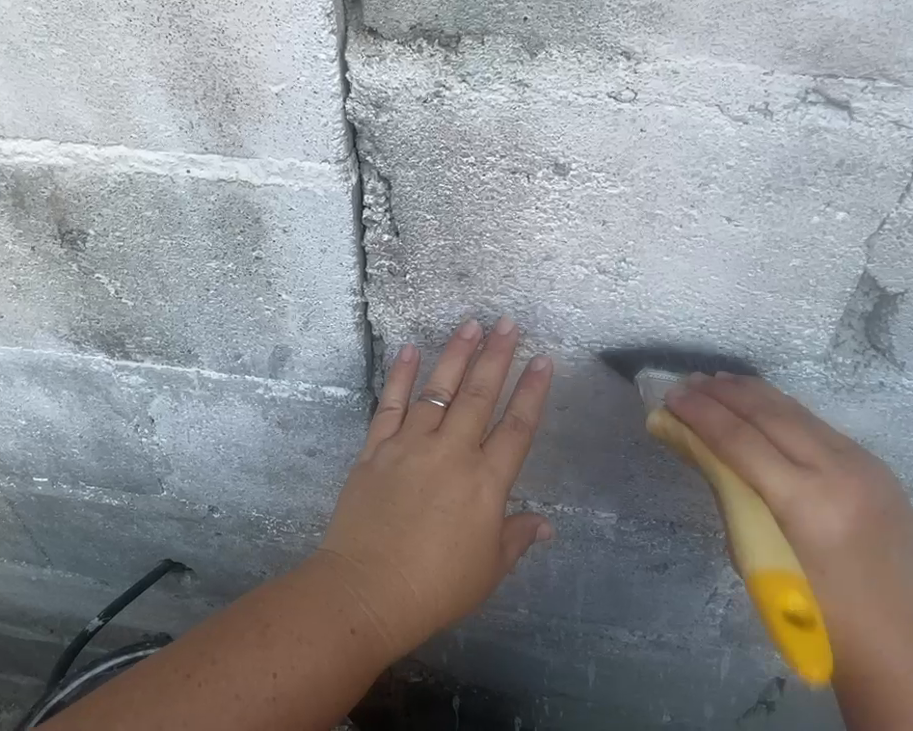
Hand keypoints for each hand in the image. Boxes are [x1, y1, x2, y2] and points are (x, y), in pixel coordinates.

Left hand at [313, 318, 555, 657]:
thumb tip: (546, 524)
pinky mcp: (376, 449)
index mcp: (486, 482)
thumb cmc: (435, 588)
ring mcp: (410, 445)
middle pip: (479, 395)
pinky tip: (410, 350)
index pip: (517, 427)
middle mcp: (451, 453)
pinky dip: (400, 375)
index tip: (543, 359)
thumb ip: (516, 538)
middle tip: (508, 323)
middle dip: (497, 356)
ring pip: (438, 390)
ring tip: (471, 324)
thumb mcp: (489, 570)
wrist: (366, 590)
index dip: (532, 392)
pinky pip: (390, 404)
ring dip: (455, 354)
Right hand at [663, 373, 912, 655]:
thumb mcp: (755, 555)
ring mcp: (865, 465)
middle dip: (723, 395)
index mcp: (808, 503)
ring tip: (717, 382)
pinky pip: (819, 427)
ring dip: (753, 394)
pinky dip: (781, 411)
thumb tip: (692, 443)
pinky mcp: (876, 467)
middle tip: (687, 383)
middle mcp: (840, 472)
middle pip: (769, 414)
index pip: (741, 440)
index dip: (701, 414)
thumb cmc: (813, 616)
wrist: (897, 646)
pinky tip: (759, 406)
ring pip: (797, 411)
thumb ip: (727, 490)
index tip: (670, 396)